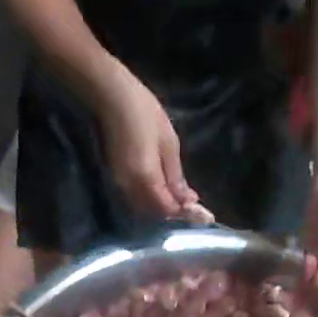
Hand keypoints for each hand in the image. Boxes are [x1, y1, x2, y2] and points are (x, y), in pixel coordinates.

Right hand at [95, 68, 191, 218]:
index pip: (167, 208)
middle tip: (197, 212)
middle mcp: (130, 189)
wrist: (111, 99)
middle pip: (155, 214)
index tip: (206, 217)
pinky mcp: (116, 181)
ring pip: (145, 210)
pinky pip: (137, 200)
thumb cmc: (144, 113)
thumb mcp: (168, 143)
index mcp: (146, 179)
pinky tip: (165, 194)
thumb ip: (175, 176)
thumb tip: (187, 201)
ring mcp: (120, 187)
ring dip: (164, 210)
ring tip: (183, 204)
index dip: (186, 214)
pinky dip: (153, 202)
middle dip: (176, 214)